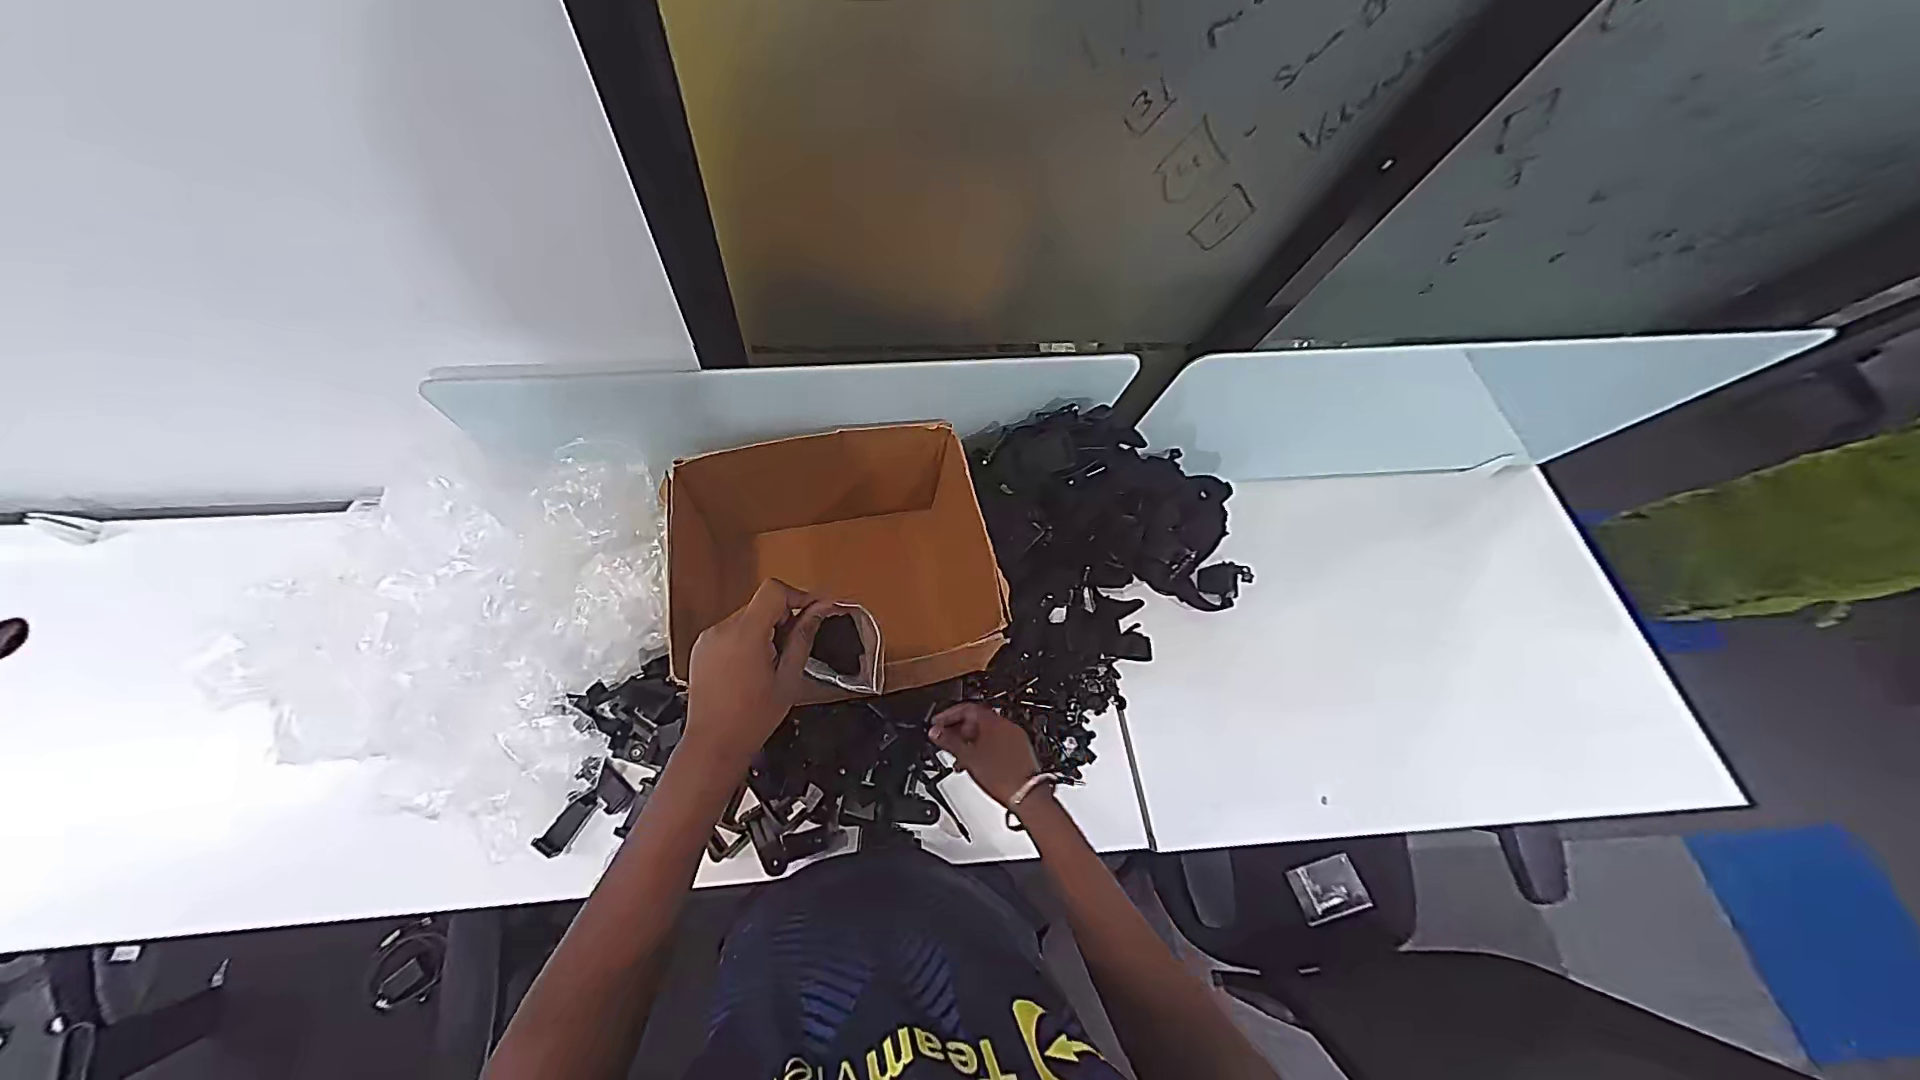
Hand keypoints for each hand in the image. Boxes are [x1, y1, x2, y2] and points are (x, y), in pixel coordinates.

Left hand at [684, 579, 834, 767]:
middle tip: (794, 646)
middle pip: (761, 603)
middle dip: (782, 619)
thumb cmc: (750, 718)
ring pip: (747, 617)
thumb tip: (818, 611)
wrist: (714, 743)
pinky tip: (752, 668)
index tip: (812, 610)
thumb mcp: (789, 676)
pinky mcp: (702, 648)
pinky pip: (731, 631)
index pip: (774, 590)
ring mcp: (708, 638)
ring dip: (765, 630)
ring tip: (772, 663)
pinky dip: (747, 640)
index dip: (797, 597)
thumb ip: (803, 637)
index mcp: (745, 634)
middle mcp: (722, 630)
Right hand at [930, 702, 1043, 808]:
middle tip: (945, 740)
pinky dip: (982, 747)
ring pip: (986, 731)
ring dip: (970, 740)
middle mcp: (1006, 726)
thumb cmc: (1002, 777)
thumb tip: (936, 732)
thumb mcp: (969, 757)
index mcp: (993, 722)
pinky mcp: (1019, 749)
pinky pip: (996, 741)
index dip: (948, 715)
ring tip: (959, 756)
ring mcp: (1014, 737)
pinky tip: (975, 762)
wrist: (1026, 796)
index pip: (967, 708)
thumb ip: (949, 741)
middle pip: (976, 719)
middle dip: (958, 729)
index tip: (937, 724)